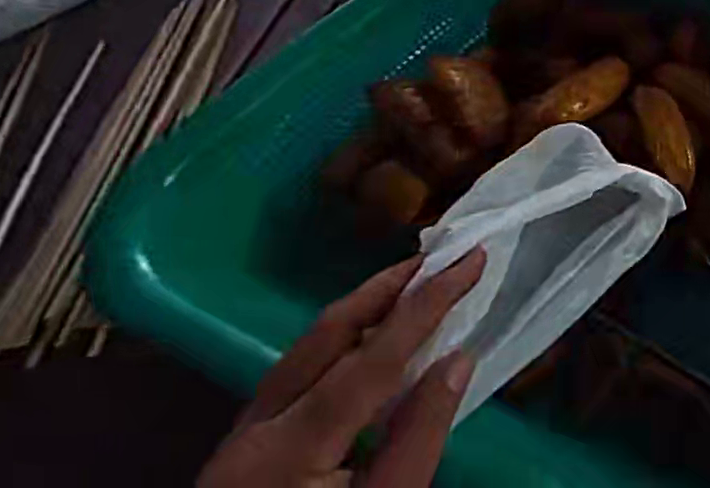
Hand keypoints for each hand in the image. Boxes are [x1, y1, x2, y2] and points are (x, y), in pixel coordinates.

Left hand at [197, 249, 487, 487]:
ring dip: (366, 307)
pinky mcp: (240, 452)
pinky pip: (297, 373)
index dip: (429, 301)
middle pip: (324, 336)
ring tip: (417, 280)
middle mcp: (250, 436)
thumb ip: (421, 434)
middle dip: (388, 287)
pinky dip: (345, 339)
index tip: (474, 259)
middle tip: (442, 255)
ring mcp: (235, 443)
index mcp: (286, 453)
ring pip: (304, 350)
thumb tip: (459, 357)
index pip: (372, 355)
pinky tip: (377, 335)